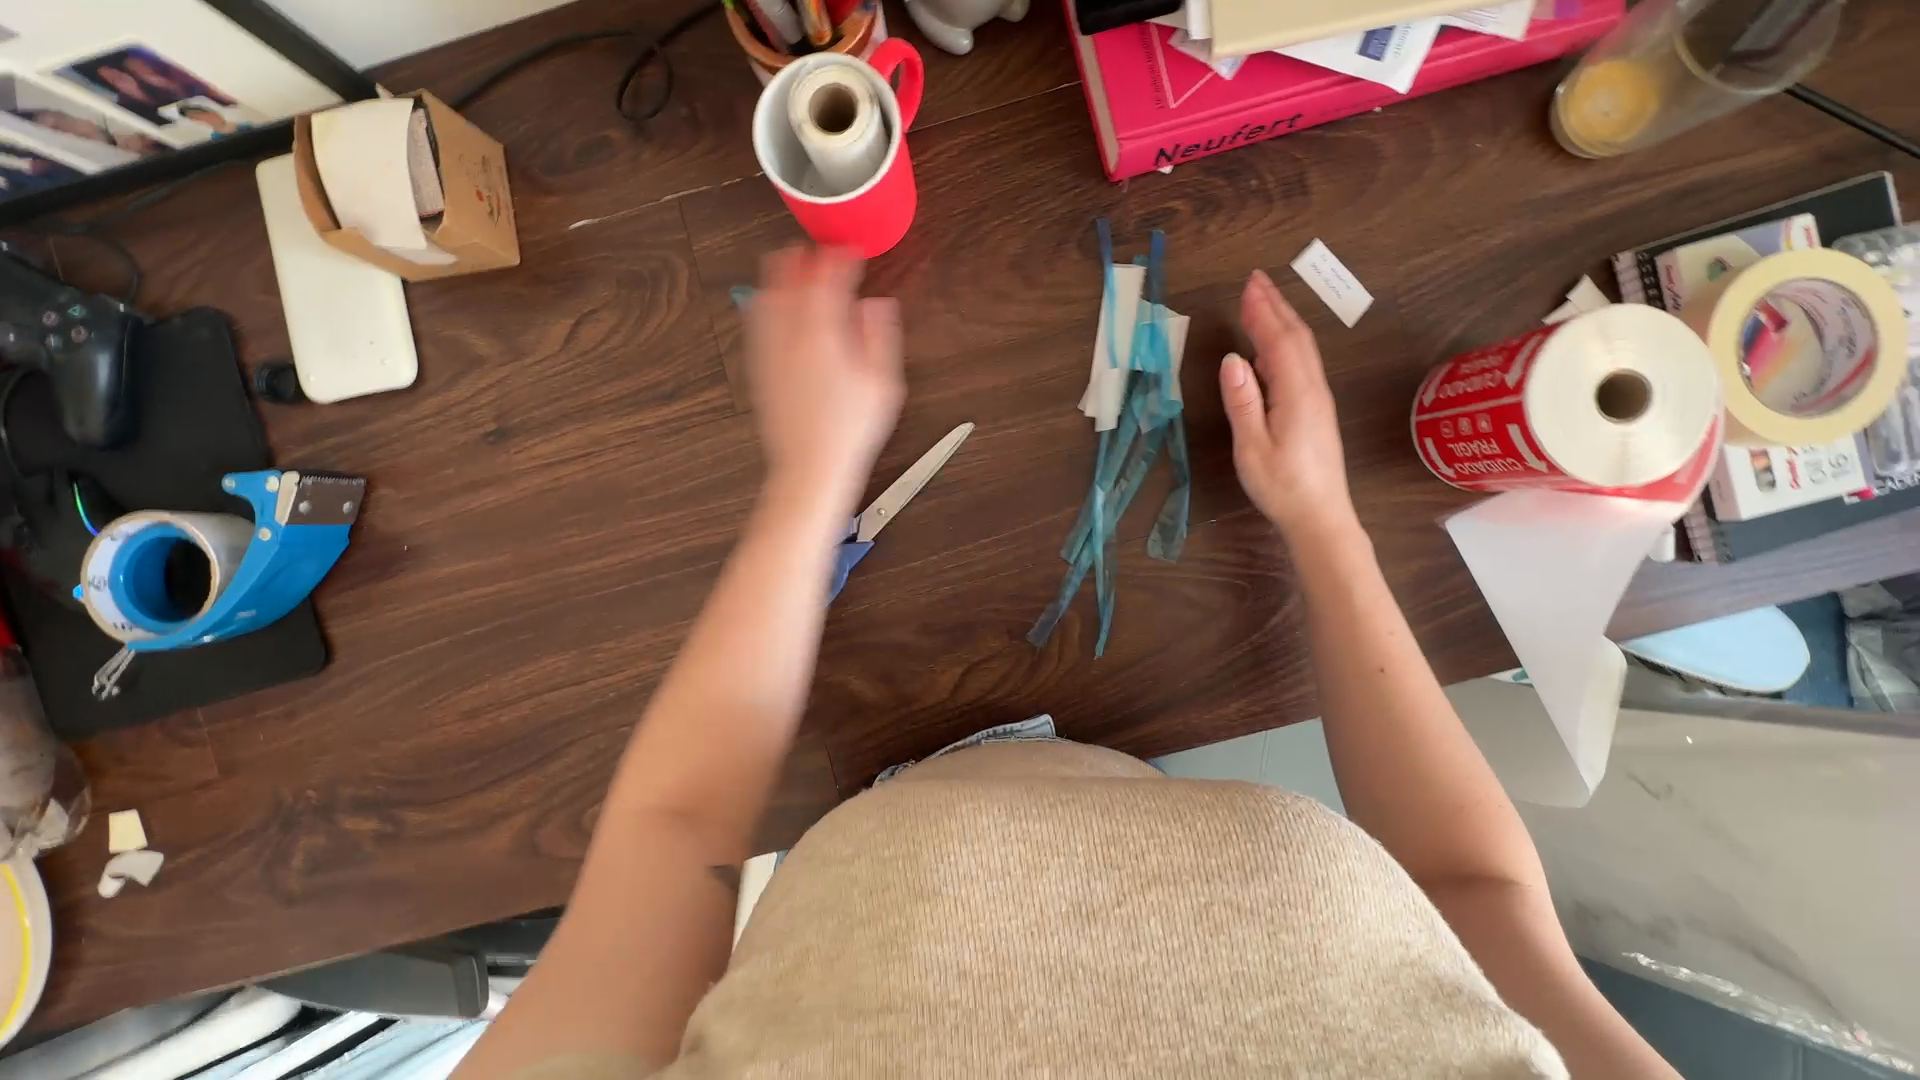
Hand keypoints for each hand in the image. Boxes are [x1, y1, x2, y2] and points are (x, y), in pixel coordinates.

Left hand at [744, 247, 905, 507]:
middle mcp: (790, 335)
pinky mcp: (759, 368)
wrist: (810, 466)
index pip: (829, 278)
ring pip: (766, 295)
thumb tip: (878, 304)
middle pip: (789, 279)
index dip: (841, 258)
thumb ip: (879, 336)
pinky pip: (755, 322)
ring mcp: (770, 351)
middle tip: (819, 253)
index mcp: (823, 333)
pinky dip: (764, 302)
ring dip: (781, 275)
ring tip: (793, 265)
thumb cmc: (850, 429)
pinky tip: (771, 303)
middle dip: (805, 258)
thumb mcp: (883, 383)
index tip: (851, 252)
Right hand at [1218, 269, 1356, 542]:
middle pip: (1296, 338)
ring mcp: (1318, 400)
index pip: (1279, 341)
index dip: (1263, 311)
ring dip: (1282, 322)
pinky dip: (1285, 344)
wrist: (1320, 516)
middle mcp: (1313, 390)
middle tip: (1257, 280)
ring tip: (1264, 303)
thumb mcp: (1252, 447)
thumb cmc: (1282, 486)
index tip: (1248, 285)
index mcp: (1296, 394)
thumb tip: (1231, 360)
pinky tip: (1271, 348)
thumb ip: (1243, 402)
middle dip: (1276, 307)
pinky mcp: (1316, 412)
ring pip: (1302, 350)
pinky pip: (1302, 365)